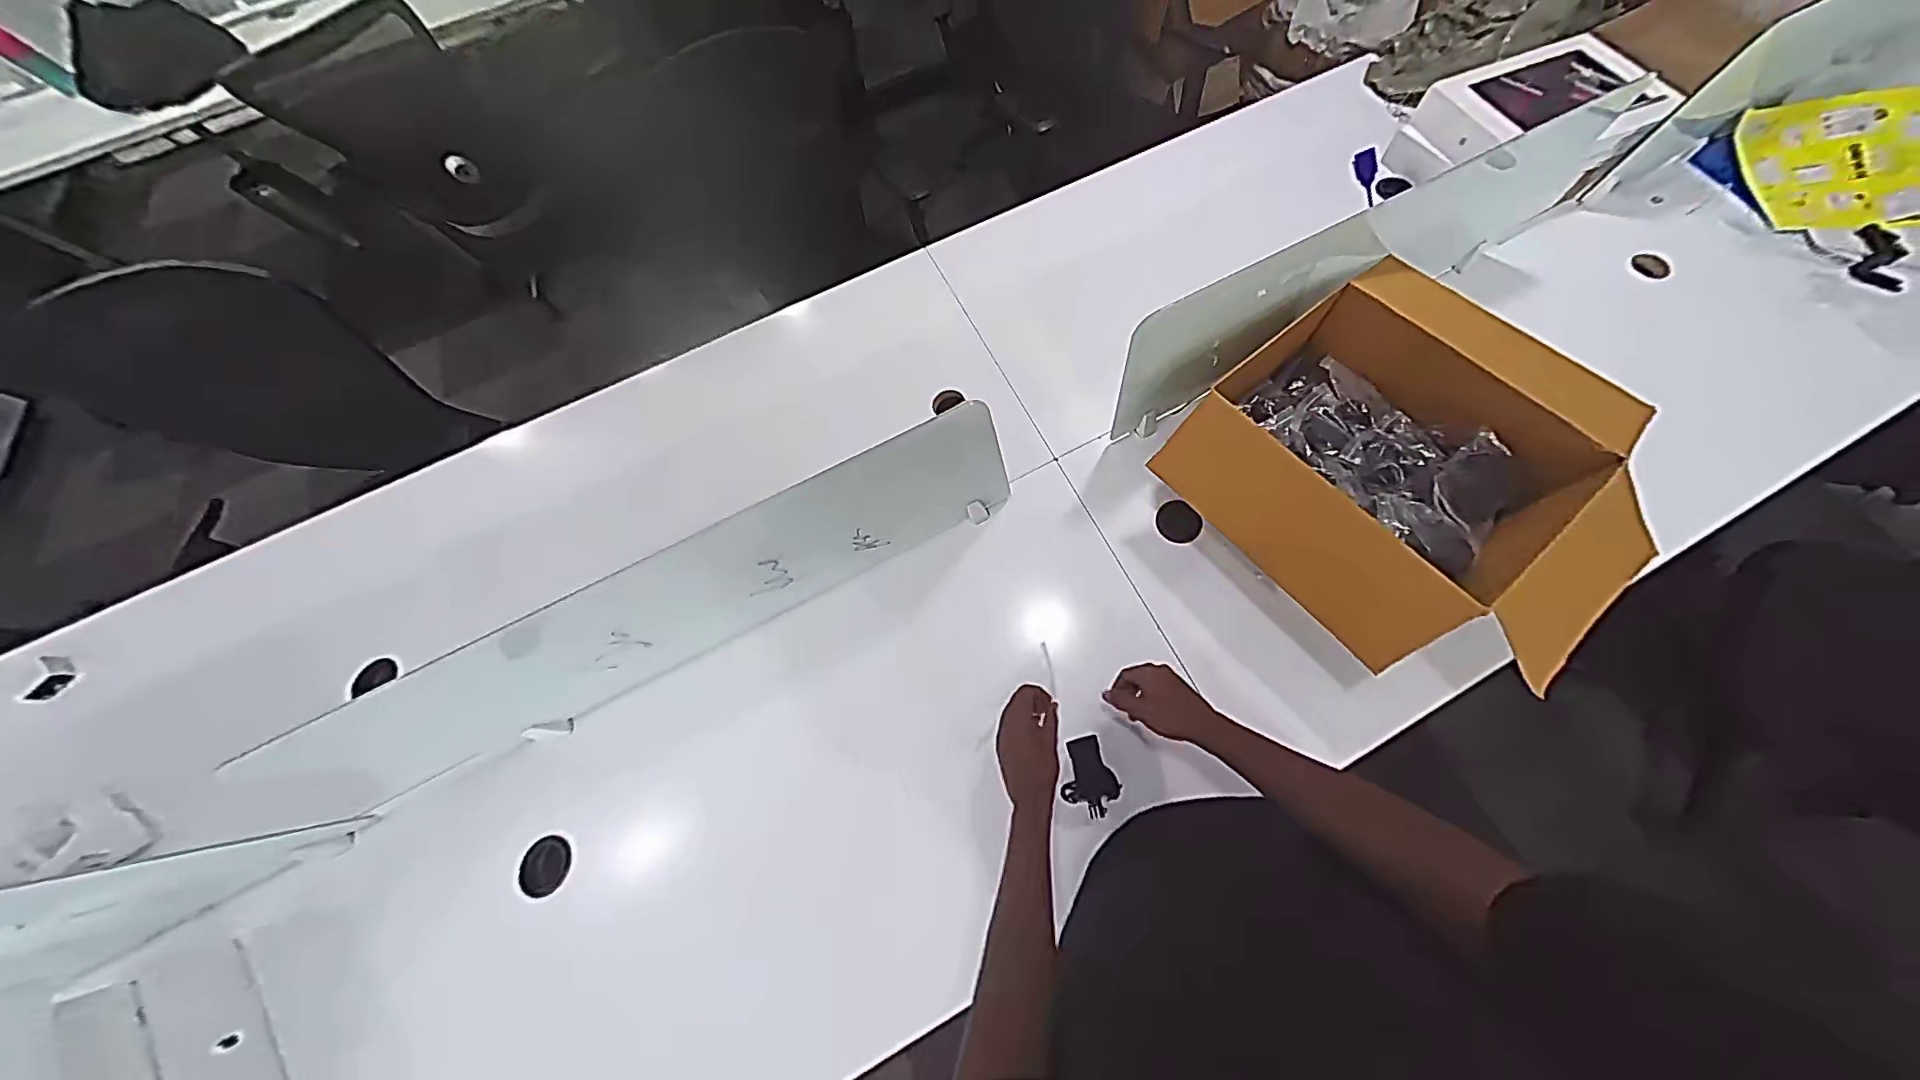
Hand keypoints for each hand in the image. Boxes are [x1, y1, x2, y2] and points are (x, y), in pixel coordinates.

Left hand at [997, 684, 1058, 814]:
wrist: (1029, 795)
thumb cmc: (1040, 772)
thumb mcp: (1051, 738)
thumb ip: (1051, 717)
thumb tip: (1051, 707)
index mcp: (1018, 719)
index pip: (1025, 692)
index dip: (1039, 692)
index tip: (1048, 700)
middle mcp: (1006, 725)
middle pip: (1016, 699)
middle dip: (1032, 700)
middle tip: (1046, 707)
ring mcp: (1002, 736)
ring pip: (1011, 711)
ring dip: (1026, 711)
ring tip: (1042, 719)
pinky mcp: (1001, 745)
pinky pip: (1008, 725)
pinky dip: (1020, 723)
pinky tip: (1032, 731)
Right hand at [1103, 664, 1229, 744]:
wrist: (1201, 725)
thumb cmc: (1176, 716)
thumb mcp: (1140, 710)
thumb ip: (1120, 700)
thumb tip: (1108, 694)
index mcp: (1149, 672)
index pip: (1124, 675)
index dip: (1116, 689)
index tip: (1114, 699)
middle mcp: (1161, 671)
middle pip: (1135, 677)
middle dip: (1127, 692)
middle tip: (1124, 705)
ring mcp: (1171, 678)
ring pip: (1147, 682)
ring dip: (1139, 695)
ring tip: (1138, 712)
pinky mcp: (1178, 686)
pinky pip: (1158, 687)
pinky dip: (1151, 696)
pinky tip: (1152, 711)